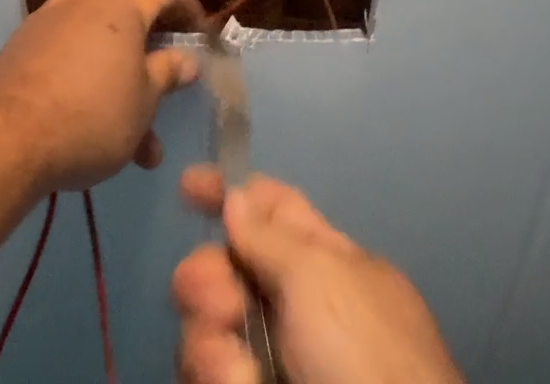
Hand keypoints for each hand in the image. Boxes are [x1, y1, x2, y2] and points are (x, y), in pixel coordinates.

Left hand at [0, 0, 202, 191]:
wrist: (3, 141)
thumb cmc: (91, 114)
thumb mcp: (144, 100)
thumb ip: (168, 72)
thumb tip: (186, 59)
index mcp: (119, 0)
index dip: (191, 10)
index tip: (204, 40)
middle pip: (131, 15)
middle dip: (154, 57)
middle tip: (171, 91)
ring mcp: (46, 21)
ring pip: (100, 46)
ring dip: (123, 85)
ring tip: (139, 144)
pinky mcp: (21, 49)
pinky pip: (70, 57)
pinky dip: (91, 84)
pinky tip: (96, 132)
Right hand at [172, 166, 463, 383]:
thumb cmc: (364, 353)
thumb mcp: (322, 277)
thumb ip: (270, 235)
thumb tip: (236, 198)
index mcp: (326, 262)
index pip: (272, 208)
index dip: (229, 191)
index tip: (186, 185)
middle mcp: (293, 305)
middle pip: (224, 267)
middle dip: (207, 277)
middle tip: (221, 305)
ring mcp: (271, 355)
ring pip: (206, 323)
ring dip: (207, 338)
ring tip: (231, 366)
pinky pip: (205, 369)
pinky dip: (210, 372)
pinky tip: (231, 381)